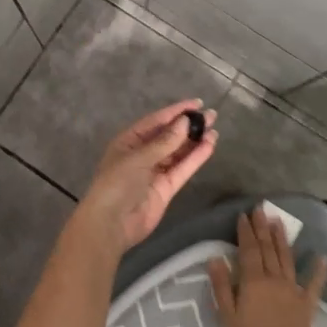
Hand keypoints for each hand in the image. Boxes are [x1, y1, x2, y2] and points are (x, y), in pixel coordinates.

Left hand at [75, 99, 217, 251]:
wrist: (112, 223)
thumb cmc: (117, 183)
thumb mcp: (139, 157)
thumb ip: (164, 141)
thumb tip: (185, 122)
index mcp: (129, 141)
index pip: (156, 121)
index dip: (176, 111)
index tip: (197, 103)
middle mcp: (143, 154)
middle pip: (169, 136)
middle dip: (188, 126)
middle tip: (211, 116)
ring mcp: (155, 171)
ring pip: (178, 152)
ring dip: (195, 141)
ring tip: (214, 130)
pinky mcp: (166, 188)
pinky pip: (182, 168)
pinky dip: (195, 158)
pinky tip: (209, 146)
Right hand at [209, 207, 326, 326]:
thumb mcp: (227, 316)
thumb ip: (221, 286)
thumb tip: (215, 258)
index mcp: (253, 281)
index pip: (248, 250)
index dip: (245, 231)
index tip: (243, 215)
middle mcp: (274, 279)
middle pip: (267, 249)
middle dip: (262, 228)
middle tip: (261, 209)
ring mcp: (293, 290)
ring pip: (287, 259)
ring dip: (282, 239)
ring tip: (279, 222)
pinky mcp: (307, 304)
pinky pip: (314, 284)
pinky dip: (318, 270)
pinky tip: (322, 258)